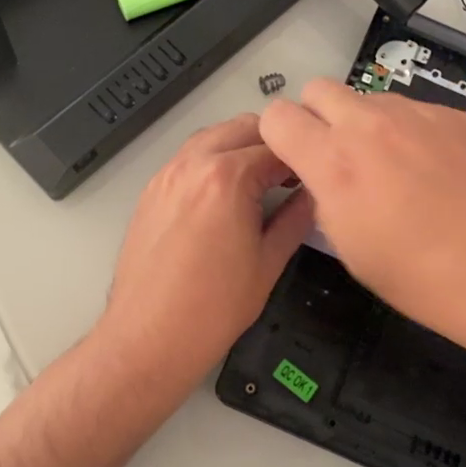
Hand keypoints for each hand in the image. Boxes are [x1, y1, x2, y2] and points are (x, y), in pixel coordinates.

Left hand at [101, 114, 315, 372]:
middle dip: (273, 142)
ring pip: (213, 137)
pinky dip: (213, 160)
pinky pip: (188, 158)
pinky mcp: (152, 192)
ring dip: (241, 146)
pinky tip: (227, 194)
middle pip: (243, 126)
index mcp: (226, 179)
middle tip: (292, 174)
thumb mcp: (268, 263)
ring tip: (262, 181)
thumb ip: (296, 219)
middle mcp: (192, 166)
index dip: (303, 157)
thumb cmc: (210, 310)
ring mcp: (167, 176)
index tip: (317, 173)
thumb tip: (314, 197)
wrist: (148, 339)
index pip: (277, 146)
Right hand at [259, 80, 465, 374]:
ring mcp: (422, 114)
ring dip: (369, 126)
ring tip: (400, 173)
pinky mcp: (462, 116)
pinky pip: (419, 113)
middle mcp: (374, 125)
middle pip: (320, 90)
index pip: (277, 115)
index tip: (295, 160)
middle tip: (340, 159)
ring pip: (373, 100)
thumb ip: (328, 202)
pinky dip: (416, 134)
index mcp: (337, 163)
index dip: (279, 137)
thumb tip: (327, 183)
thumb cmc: (431, 282)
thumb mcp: (357, 255)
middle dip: (318, 118)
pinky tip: (443, 175)